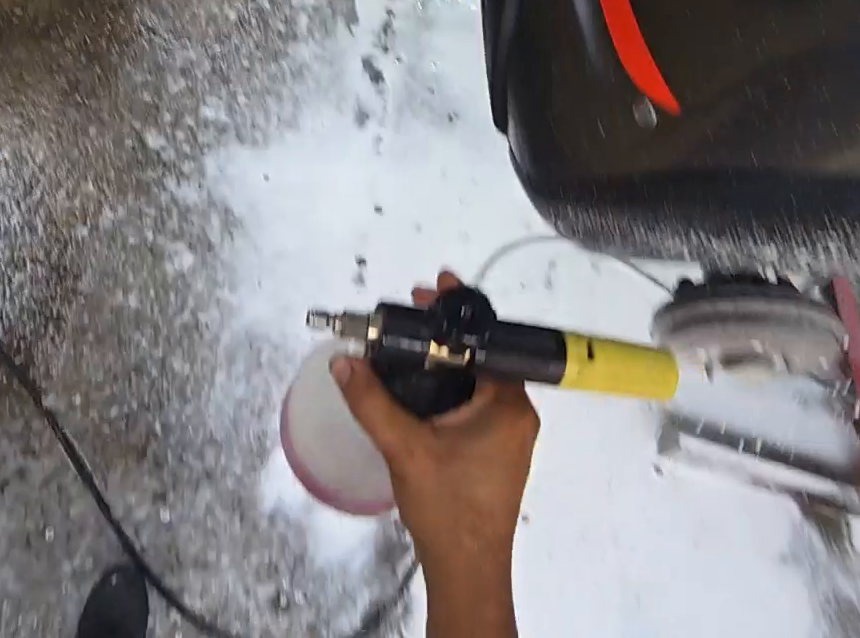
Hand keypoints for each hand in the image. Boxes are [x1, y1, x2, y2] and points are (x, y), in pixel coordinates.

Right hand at [334, 272, 536, 637]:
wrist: (466, 570)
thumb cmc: (446, 505)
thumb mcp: (404, 448)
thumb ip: (372, 400)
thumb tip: (343, 361)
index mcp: (508, 404)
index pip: (484, 341)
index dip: (453, 312)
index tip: (428, 288)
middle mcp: (516, 412)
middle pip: (480, 355)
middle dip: (444, 331)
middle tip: (410, 310)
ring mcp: (508, 432)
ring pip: (476, 378)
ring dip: (444, 356)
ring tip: (409, 338)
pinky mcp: (495, 447)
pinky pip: (474, 399)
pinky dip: (449, 381)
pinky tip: (420, 378)